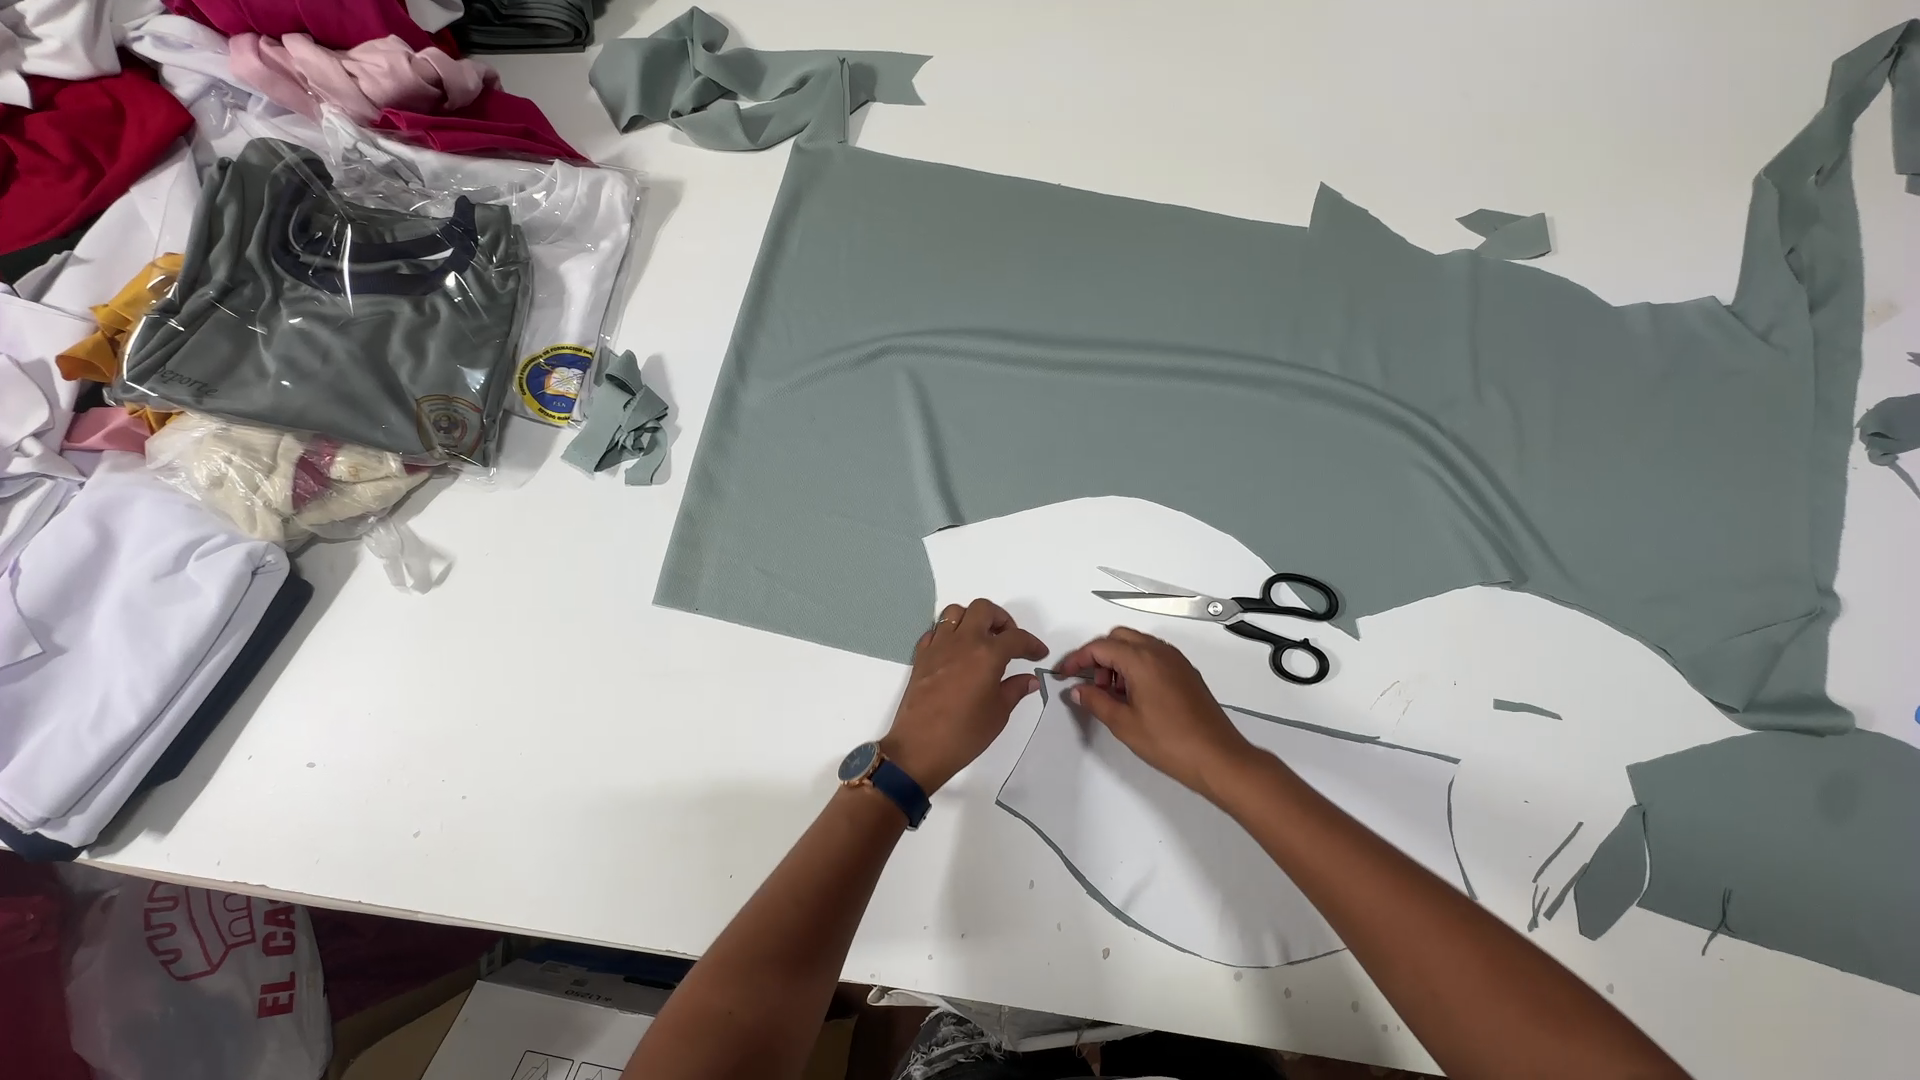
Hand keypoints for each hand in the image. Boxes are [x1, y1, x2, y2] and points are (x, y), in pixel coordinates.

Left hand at [881, 599, 1048, 793]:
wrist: (919, 748)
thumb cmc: (965, 734)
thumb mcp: (998, 713)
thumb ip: (1015, 689)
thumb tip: (1030, 679)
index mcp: (987, 654)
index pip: (1016, 638)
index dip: (1031, 644)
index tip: (1038, 654)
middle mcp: (962, 641)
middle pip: (983, 609)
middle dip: (1001, 619)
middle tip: (1008, 640)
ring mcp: (938, 646)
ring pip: (955, 612)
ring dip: (972, 620)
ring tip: (981, 640)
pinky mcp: (921, 656)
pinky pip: (935, 631)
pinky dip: (948, 633)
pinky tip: (956, 652)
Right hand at [1057, 628, 1253, 801]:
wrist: (1217, 758)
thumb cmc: (1172, 742)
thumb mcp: (1123, 724)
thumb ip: (1096, 701)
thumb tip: (1080, 690)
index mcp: (1142, 660)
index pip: (1100, 646)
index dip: (1078, 658)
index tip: (1066, 673)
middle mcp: (1161, 653)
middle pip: (1119, 638)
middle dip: (1099, 656)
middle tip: (1092, 684)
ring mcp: (1176, 661)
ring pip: (1137, 645)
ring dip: (1119, 661)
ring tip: (1113, 695)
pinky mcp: (1186, 673)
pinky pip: (1154, 656)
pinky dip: (1137, 666)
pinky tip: (1135, 696)